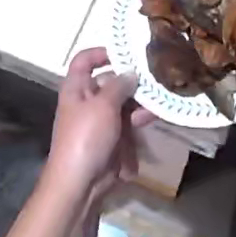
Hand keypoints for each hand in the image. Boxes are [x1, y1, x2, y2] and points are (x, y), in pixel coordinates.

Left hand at [45, 48, 155, 204]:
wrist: (80, 184)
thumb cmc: (86, 137)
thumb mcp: (103, 105)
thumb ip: (119, 85)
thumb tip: (131, 73)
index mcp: (76, 89)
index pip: (84, 61)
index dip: (101, 53)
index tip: (125, 52)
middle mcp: (87, 101)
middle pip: (109, 81)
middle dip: (131, 80)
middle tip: (155, 76)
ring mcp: (100, 121)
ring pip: (123, 102)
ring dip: (139, 101)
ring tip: (158, 98)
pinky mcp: (112, 138)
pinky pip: (128, 122)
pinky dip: (139, 118)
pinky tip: (155, 115)